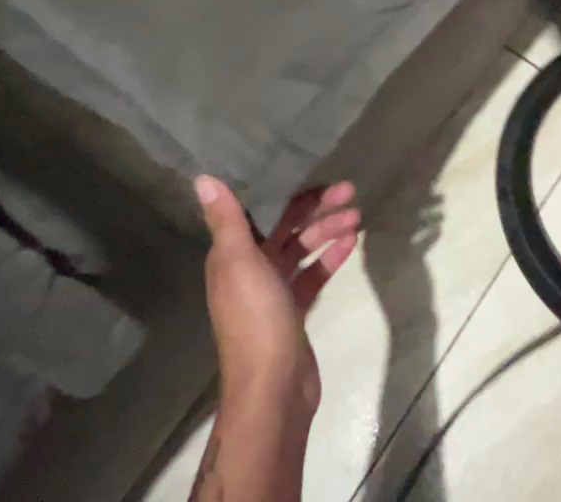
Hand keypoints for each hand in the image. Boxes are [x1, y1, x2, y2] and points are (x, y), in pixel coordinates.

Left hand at [195, 175, 360, 417]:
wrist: (274, 387)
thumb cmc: (256, 319)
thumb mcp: (240, 264)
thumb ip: (226, 221)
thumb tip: (203, 177)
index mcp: (232, 257)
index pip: (260, 213)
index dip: (287, 193)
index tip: (316, 173)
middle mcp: (249, 270)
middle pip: (285, 229)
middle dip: (315, 209)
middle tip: (350, 190)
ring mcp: (273, 292)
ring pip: (302, 250)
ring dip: (327, 231)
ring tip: (357, 215)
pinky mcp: (294, 310)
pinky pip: (313, 274)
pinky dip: (330, 258)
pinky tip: (351, 244)